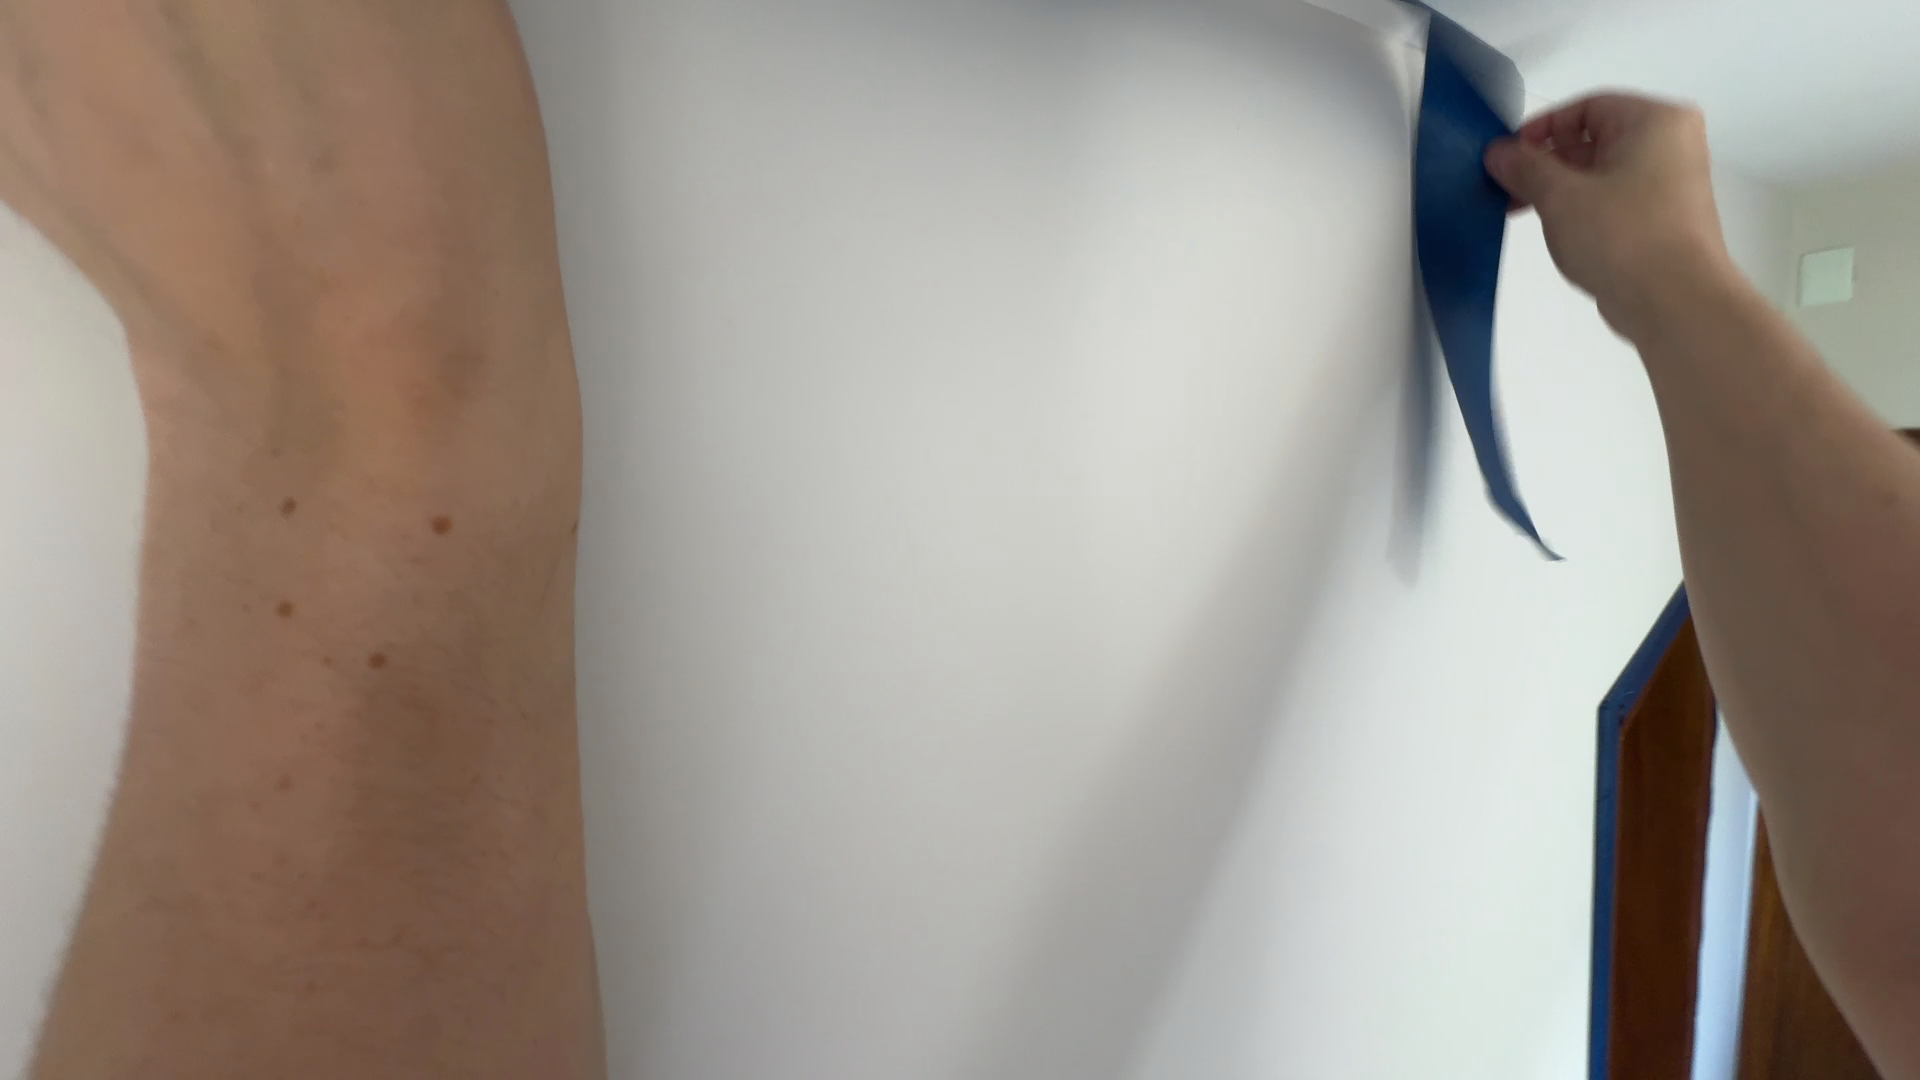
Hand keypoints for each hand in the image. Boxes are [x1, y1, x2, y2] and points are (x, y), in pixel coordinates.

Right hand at [1485, 94, 1736, 340]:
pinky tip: (1544, 224)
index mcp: (1653, 121)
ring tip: (1513, 209)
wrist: (1670, 294)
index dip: (1539, 128)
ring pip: (1594, 168)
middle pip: (1590, 137)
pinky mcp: (1653, 212)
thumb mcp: (1560, 196)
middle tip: (1500, 186)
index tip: (1503, 157)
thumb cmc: (1619, 234)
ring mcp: (1663, 178)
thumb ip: (1525, 168)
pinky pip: (1603, 194)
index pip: (1586, 107)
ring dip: (1550, 185)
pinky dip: (1570, 202)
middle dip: (1541, 160)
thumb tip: (1498, 152)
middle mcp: (1665, 141)